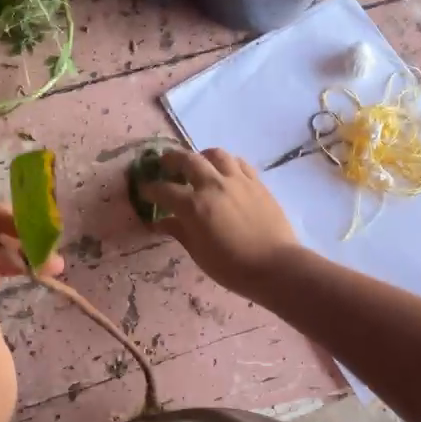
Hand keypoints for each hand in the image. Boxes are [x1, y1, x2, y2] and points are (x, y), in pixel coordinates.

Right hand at [144, 148, 306, 293]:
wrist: (276, 266)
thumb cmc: (232, 267)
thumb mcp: (199, 253)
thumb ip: (179, 232)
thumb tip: (161, 222)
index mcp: (194, 206)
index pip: (164, 190)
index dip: (151, 189)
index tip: (145, 189)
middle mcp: (213, 185)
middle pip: (187, 160)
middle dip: (171, 159)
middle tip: (165, 163)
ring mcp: (237, 180)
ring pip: (215, 154)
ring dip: (201, 156)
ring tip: (198, 163)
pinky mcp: (256, 182)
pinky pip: (238, 163)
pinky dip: (227, 163)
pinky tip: (225, 171)